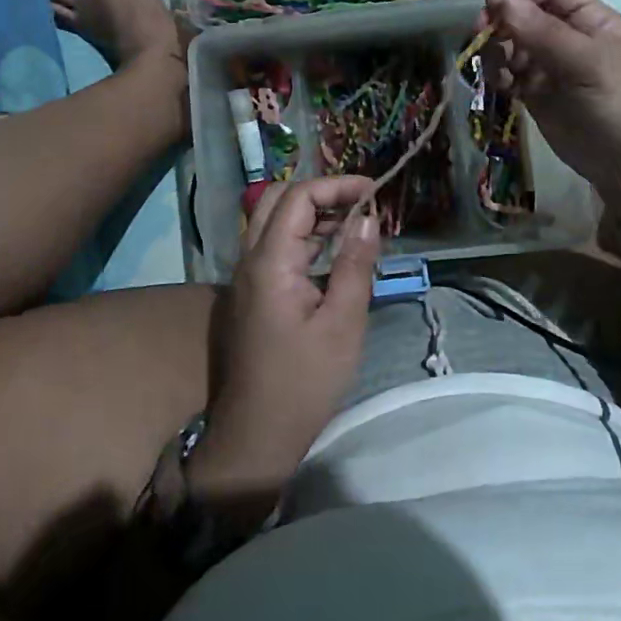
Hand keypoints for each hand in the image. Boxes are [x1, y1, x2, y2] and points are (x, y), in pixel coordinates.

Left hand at [195, 177, 381, 499]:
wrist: (257, 434)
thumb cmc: (305, 382)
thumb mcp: (342, 323)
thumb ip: (354, 265)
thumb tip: (368, 217)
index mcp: (269, 263)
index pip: (298, 197)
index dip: (337, 186)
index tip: (374, 193)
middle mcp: (249, 260)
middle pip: (278, 200)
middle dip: (322, 192)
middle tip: (363, 203)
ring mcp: (245, 276)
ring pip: (274, 222)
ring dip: (313, 213)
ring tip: (356, 222)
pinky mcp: (250, 293)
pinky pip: (274, 247)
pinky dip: (304, 237)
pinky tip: (333, 251)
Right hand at [479, 0, 620, 221]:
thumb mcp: (587, 63)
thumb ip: (543, 32)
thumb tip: (499, 0)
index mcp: (590, 19)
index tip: (493, 9)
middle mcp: (567, 37)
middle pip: (524, 14)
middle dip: (501, 22)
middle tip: (481, 36)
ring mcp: (550, 67)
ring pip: (511, 45)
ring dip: (496, 51)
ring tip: (497, 71)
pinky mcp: (536, 96)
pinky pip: (508, 75)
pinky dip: (498, 77)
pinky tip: (501, 87)